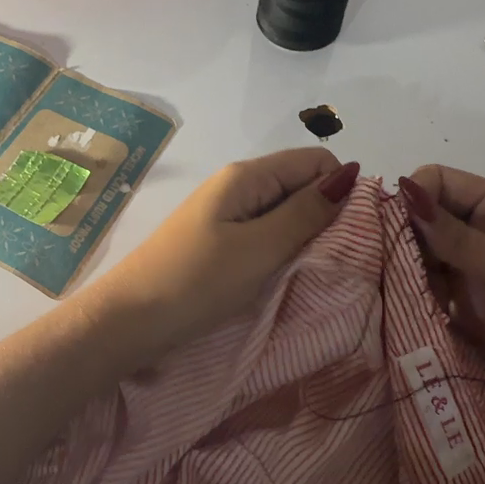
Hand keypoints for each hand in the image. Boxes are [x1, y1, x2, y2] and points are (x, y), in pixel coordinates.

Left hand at [79, 149, 359, 355]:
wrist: (129, 321)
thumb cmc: (196, 281)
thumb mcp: (259, 248)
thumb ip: (306, 213)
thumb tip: (352, 174)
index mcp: (246, 176)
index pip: (314, 162)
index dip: (341, 190)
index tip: (355, 233)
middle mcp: (237, 186)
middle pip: (300, 184)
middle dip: (325, 215)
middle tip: (339, 260)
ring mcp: (225, 215)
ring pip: (283, 212)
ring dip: (304, 237)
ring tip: (314, 272)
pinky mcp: (217, 242)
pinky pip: (263, 234)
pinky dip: (281, 250)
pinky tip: (285, 276)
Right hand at [398, 165, 484, 455]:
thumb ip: (457, 237)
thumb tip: (403, 191)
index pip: (441, 183)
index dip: (412, 197)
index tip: (386, 227)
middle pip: (426, 222)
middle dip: (401, 237)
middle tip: (376, 264)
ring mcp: (479, 279)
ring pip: (425, 262)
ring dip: (405, 272)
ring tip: (386, 292)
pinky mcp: (476, 318)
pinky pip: (434, 301)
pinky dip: (415, 304)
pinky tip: (399, 314)